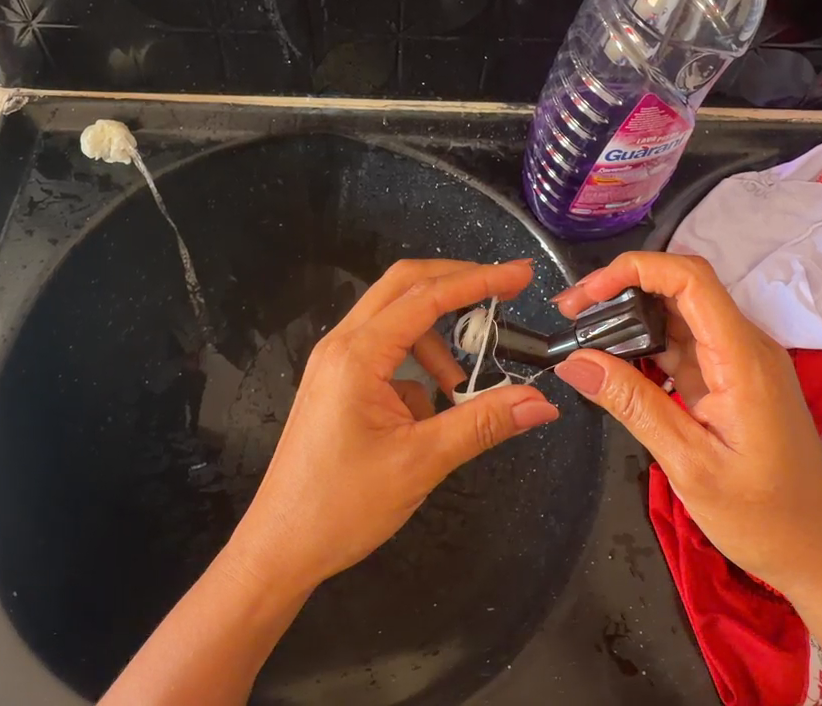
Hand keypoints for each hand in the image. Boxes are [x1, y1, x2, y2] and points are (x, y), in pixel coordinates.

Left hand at [222, 259, 561, 594]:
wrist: (280, 547)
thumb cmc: (343, 505)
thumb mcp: (421, 462)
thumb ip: (483, 423)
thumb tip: (541, 402)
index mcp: (357, 354)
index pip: (426, 296)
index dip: (478, 280)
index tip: (520, 275)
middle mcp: (342, 344)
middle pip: (404, 287)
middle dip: (456, 284)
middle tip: (504, 294)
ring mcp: (335, 362)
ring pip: (395, 320)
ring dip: (437, 338)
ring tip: (463, 385)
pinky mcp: (337, 383)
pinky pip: (385, 352)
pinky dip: (417, 366)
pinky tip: (430, 412)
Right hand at [551, 251, 821, 594]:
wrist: (819, 555)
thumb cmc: (764, 516)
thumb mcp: (689, 464)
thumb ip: (632, 404)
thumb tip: (574, 361)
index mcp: (742, 358)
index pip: (690, 279)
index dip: (635, 269)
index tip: (586, 296)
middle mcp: (744, 346)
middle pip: (681, 289)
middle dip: (622, 289)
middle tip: (571, 316)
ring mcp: (739, 362)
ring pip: (679, 315)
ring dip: (630, 317)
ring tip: (582, 336)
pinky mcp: (731, 380)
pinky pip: (684, 345)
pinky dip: (645, 346)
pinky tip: (614, 363)